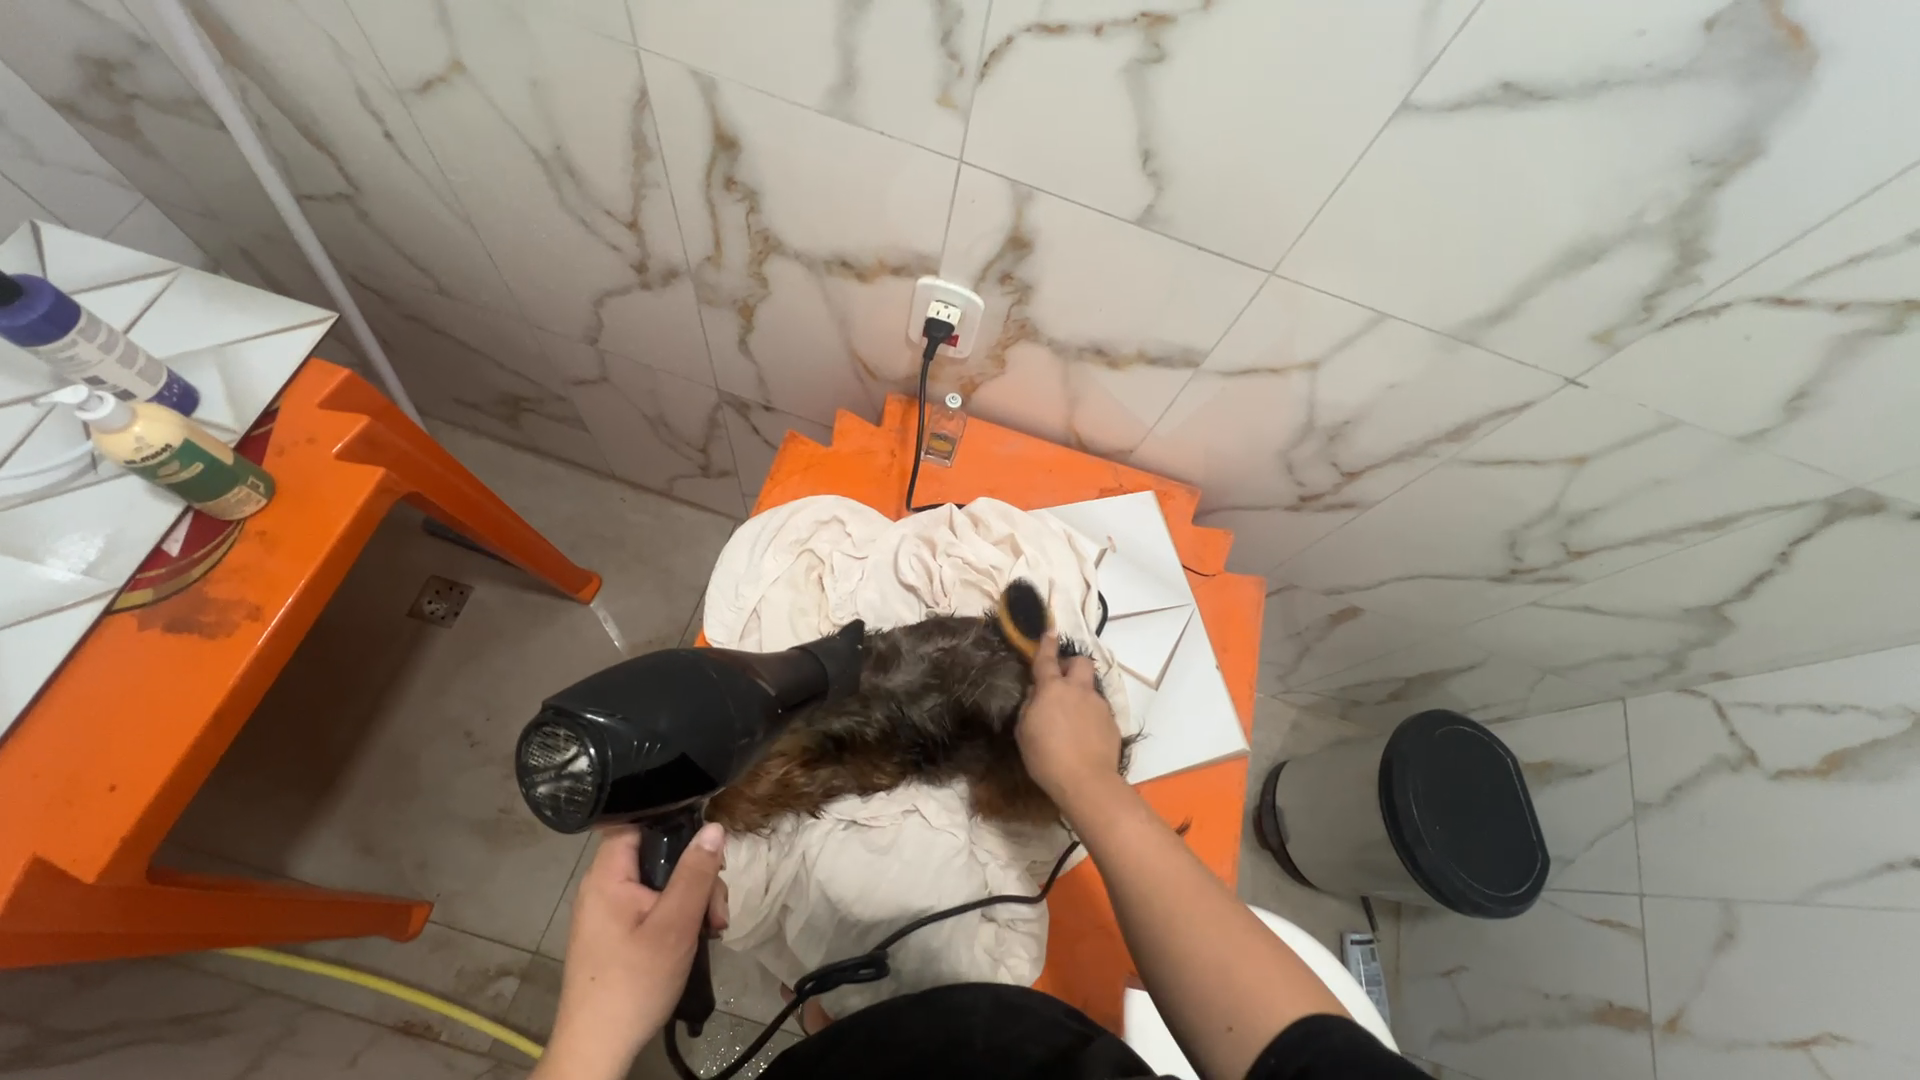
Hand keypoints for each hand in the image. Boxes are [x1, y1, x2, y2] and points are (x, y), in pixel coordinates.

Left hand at [538, 823, 727, 1079]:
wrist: (598, 1049)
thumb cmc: (635, 981)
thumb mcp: (676, 924)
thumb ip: (696, 872)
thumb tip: (714, 827)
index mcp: (607, 875)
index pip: (636, 821)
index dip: (673, 819)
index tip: (706, 838)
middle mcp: (602, 886)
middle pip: (656, 853)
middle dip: (695, 872)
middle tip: (717, 905)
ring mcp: (608, 911)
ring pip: (660, 881)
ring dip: (693, 897)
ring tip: (713, 927)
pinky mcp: (616, 932)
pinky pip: (652, 905)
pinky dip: (677, 914)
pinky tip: (698, 936)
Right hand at [1017, 631, 1124, 804]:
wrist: (1086, 781)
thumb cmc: (1046, 757)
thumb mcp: (1024, 732)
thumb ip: (1028, 707)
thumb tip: (1035, 695)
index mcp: (1052, 689)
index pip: (1047, 659)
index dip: (1047, 644)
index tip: (1049, 631)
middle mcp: (1078, 690)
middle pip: (1080, 662)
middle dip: (1071, 664)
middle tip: (1060, 679)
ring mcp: (1098, 705)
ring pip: (1090, 688)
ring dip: (1080, 694)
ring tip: (1070, 718)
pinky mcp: (1112, 722)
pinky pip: (1098, 710)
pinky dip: (1089, 716)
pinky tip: (1082, 736)